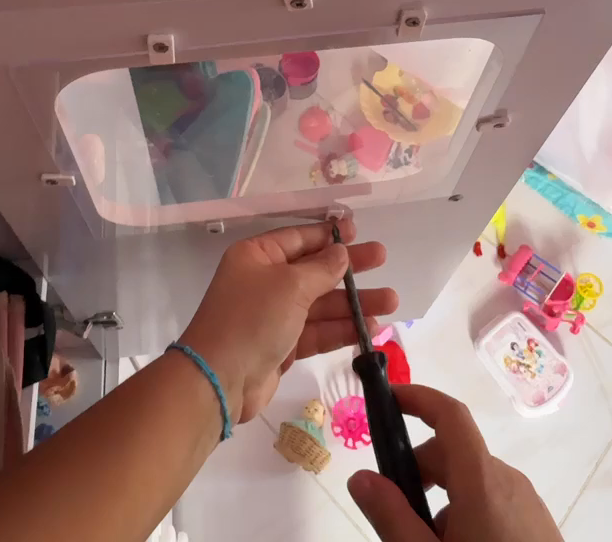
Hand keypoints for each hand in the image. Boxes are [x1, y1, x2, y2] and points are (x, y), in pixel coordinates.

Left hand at [177, 218, 396, 423]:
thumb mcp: (290, 286)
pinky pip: (317, 330)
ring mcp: (274, 314)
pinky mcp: (282, 345)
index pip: (298, 238)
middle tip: (382, 257)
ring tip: (391, 300)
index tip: (357, 230)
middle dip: (348, 266)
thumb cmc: (252, 319)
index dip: (328, 234)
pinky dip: (341, 328)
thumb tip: (341, 252)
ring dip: (353, 302)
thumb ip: (321, 269)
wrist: (220, 380)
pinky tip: (370, 327)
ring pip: (320, 302)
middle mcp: (265, 280)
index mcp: (257, 256)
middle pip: (314, 268)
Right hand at [349, 385, 562, 541]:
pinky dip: (468, 517)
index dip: (418, 397)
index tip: (387, 400)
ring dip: (442, 502)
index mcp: (482, 481)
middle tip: (393, 514)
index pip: (450, 414)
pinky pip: (495, 506)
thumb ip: (391, 517)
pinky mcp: (542, 531)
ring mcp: (530, 506)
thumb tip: (360, 476)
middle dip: (418, 472)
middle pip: (454, 454)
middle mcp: (509, 481)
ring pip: (472, 484)